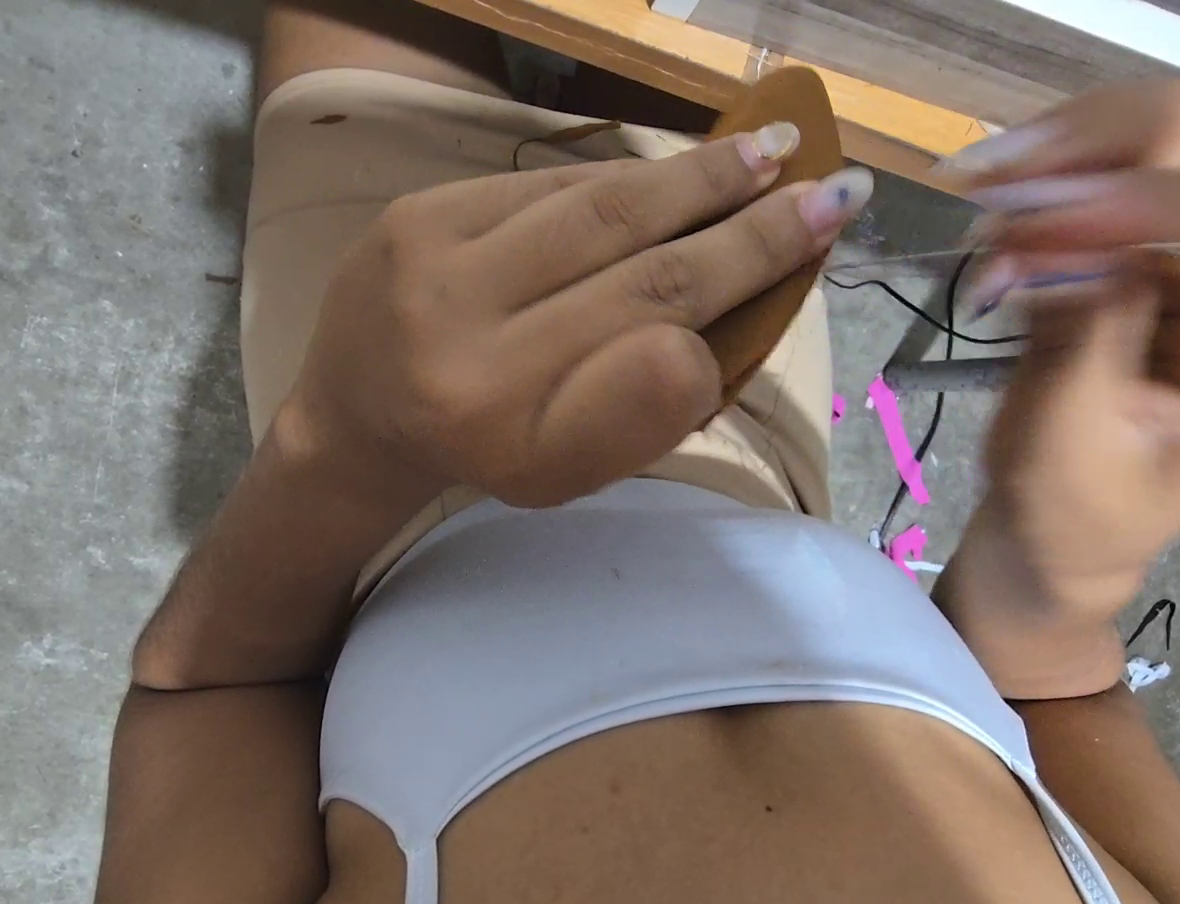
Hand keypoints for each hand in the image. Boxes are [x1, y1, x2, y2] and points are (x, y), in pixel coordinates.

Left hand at [278, 125, 873, 507]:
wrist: (357, 420)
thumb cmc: (480, 459)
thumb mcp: (562, 473)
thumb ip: (636, 418)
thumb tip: (712, 336)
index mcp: (506, 424)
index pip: (650, 336)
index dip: (742, 277)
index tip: (818, 235)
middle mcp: (463, 337)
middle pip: (632, 257)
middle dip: (741, 217)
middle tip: (822, 183)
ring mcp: (430, 263)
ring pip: (591, 204)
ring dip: (692, 175)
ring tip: (766, 154)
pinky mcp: (415, 213)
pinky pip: (543, 187)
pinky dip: (622, 177)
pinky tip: (676, 168)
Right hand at [932, 81, 1179, 698]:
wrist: (1059, 534)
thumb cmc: (1067, 514)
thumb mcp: (1065, 440)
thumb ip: (1079, 332)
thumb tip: (1050, 233)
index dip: (1137, 203)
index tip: (1023, 222)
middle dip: (1123, 139)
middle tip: (1006, 168)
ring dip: (1093, 143)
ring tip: (995, 176)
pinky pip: (1149, 171)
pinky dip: (1075, 169)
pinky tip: (1009, 193)